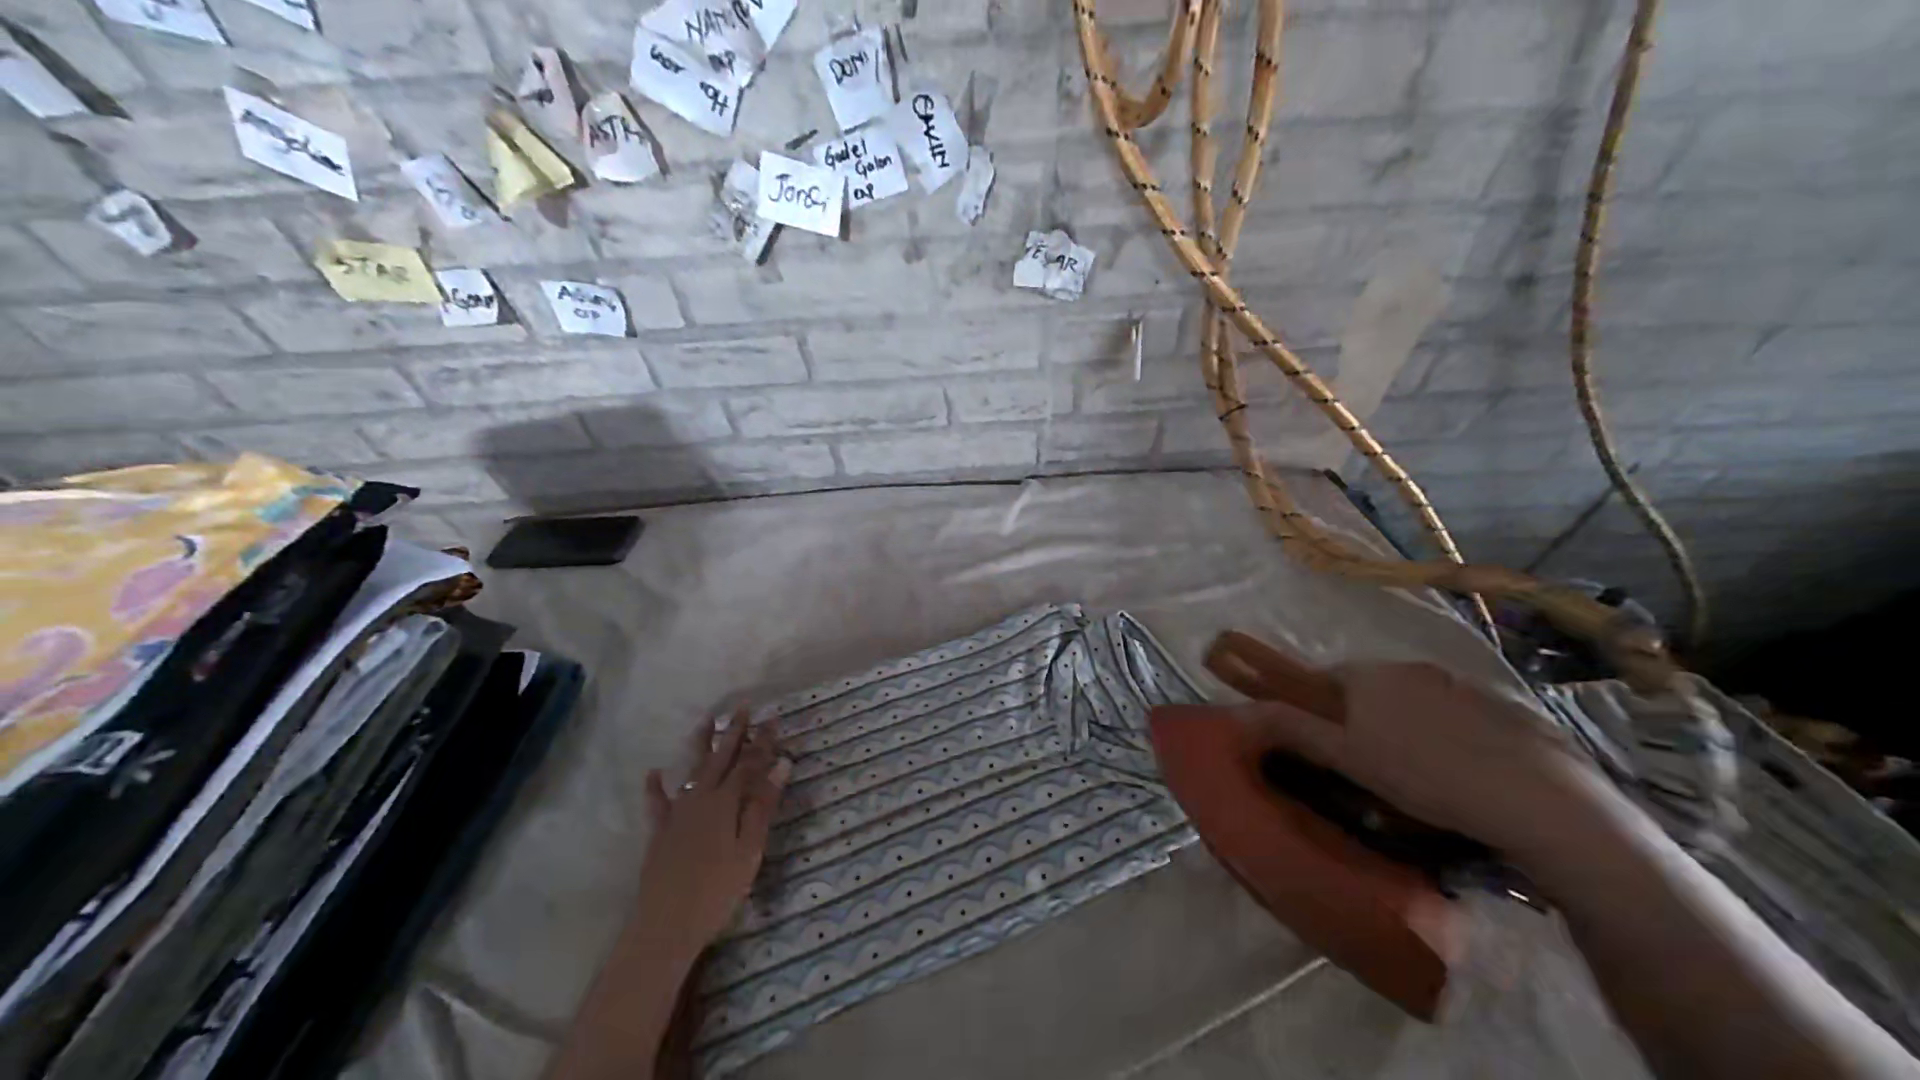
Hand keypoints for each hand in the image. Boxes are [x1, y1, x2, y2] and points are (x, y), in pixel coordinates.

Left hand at [634, 712, 791, 960]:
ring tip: (706, 720)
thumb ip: (762, 805)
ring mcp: (677, 814)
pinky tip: (654, 773)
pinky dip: (656, 787)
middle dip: (734, 732)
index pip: (750, 763)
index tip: (773, 719)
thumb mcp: (750, 850)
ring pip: (691, 770)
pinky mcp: (659, 832)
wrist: (665, 925)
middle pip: (720, 758)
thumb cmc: (717, 891)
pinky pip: (657, 802)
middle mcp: (701, 799)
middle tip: (743, 707)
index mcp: (726, 802)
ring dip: (700, 744)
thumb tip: (781, 765)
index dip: (763, 741)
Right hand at [1237, 662, 1616, 863]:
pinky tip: (1456, 771)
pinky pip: (1450, 713)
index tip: (1322, 744)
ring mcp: (1456, 684)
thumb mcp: (1347, 757)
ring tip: (1414, 773)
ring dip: (1399, 725)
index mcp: (1368, 675)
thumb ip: (1292, 729)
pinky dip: (1442, 733)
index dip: (1313, 709)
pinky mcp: (1497, 706)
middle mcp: (1407, 668)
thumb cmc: (1423, 775)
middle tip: (1364, 764)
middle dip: (1357, 718)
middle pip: (1364, 688)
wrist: (1538, 798)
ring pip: (1408, 701)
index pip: (1321, 679)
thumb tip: (1238, 710)